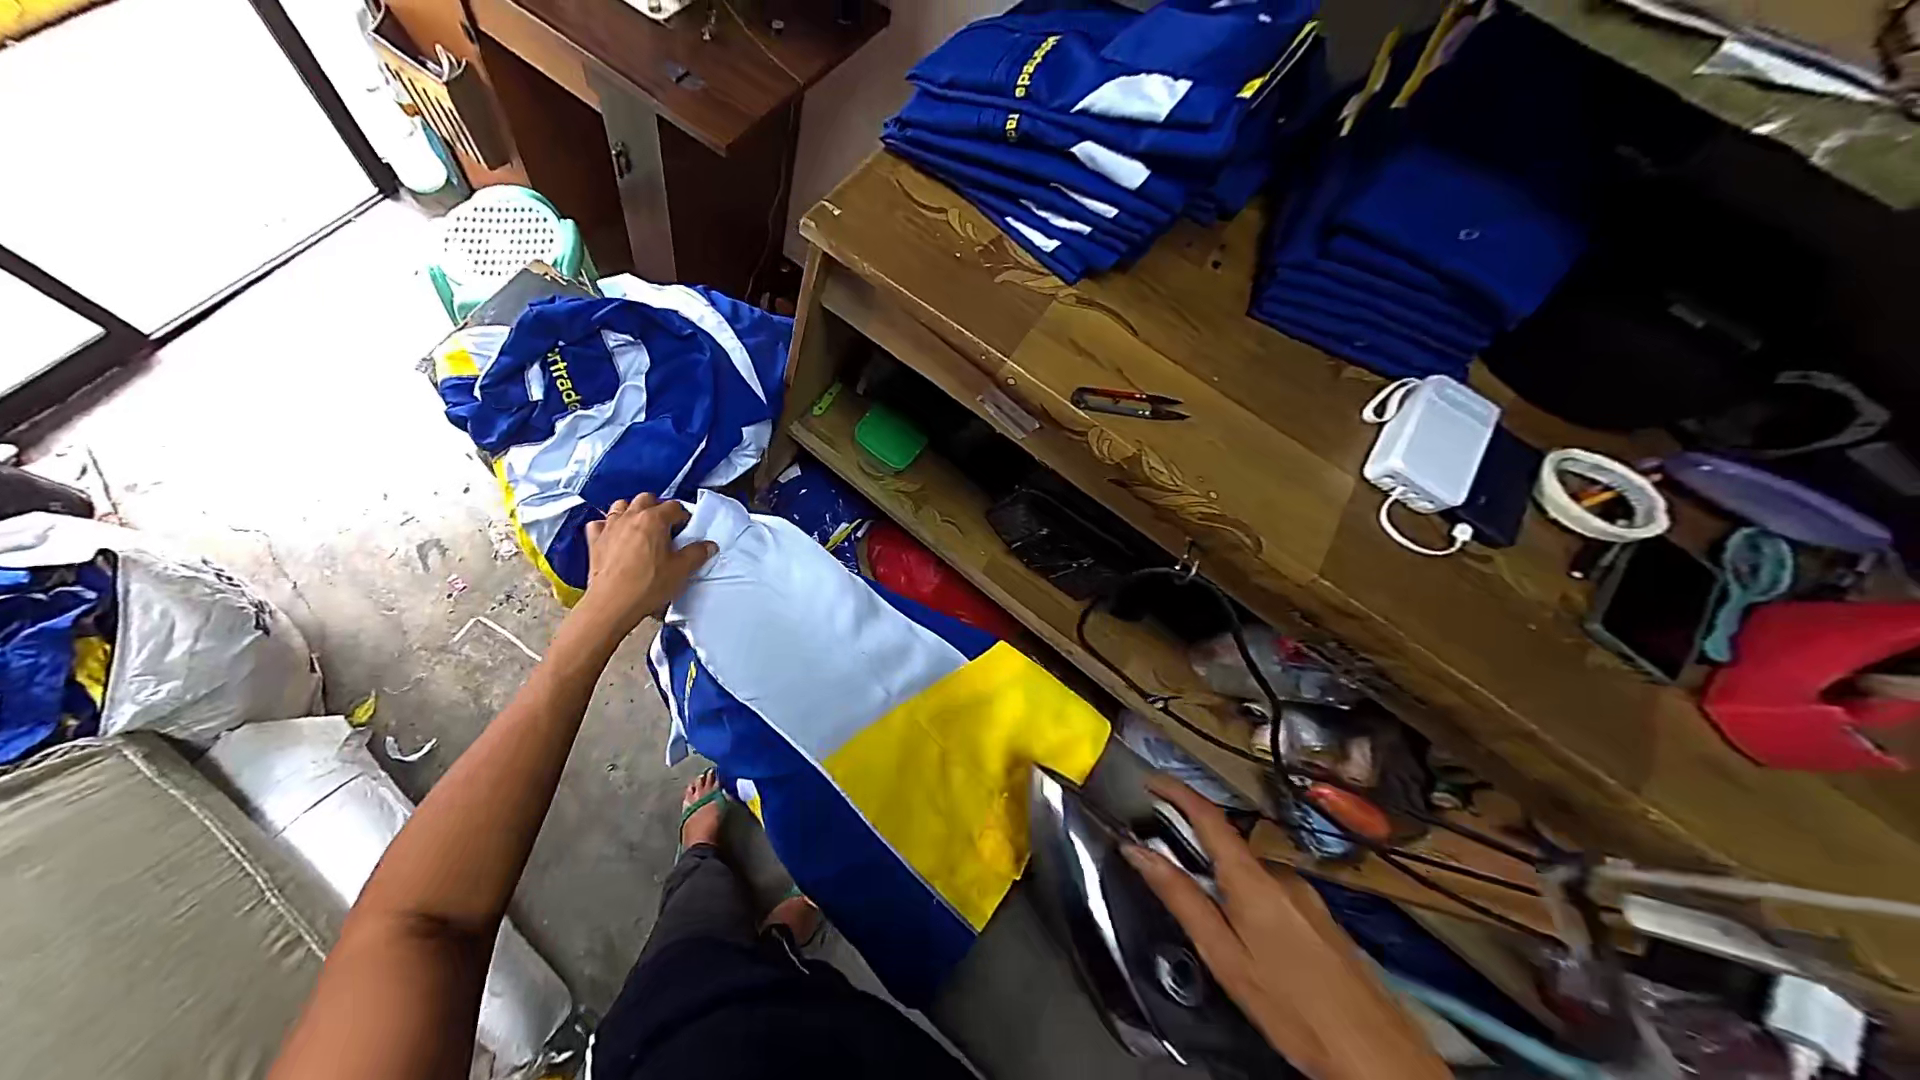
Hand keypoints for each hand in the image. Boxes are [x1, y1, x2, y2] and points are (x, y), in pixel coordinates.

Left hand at [576, 494, 715, 636]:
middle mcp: (630, 518)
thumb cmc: (645, 585)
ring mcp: (610, 528)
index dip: (683, 517)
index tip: (686, 528)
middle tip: (666, 525)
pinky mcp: (595, 541)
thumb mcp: (682, 569)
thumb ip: (697, 553)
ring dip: (632, 510)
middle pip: (646, 499)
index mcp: (654, 519)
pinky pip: (599, 523)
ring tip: (642, 526)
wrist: (613, 603)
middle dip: (658, 507)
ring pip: (621, 505)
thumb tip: (706, 547)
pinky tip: (615, 534)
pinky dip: (607, 525)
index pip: (674, 507)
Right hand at [1122, 773, 1448, 1079]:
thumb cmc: (1293, 1010)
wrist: (1380, 1058)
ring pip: (1249, 872)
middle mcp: (1281, 875)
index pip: (1207, 816)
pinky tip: (1246, 939)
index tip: (1150, 781)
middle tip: (1163, 867)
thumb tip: (1139, 852)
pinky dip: (1246, 897)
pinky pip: (1270, 892)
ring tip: (1206, 919)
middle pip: (1227, 844)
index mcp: (1252, 880)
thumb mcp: (1224, 956)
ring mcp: (1305, 895)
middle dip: (1193, 847)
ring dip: (1221, 879)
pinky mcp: (1320, 917)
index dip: (1175, 791)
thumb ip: (1181, 899)